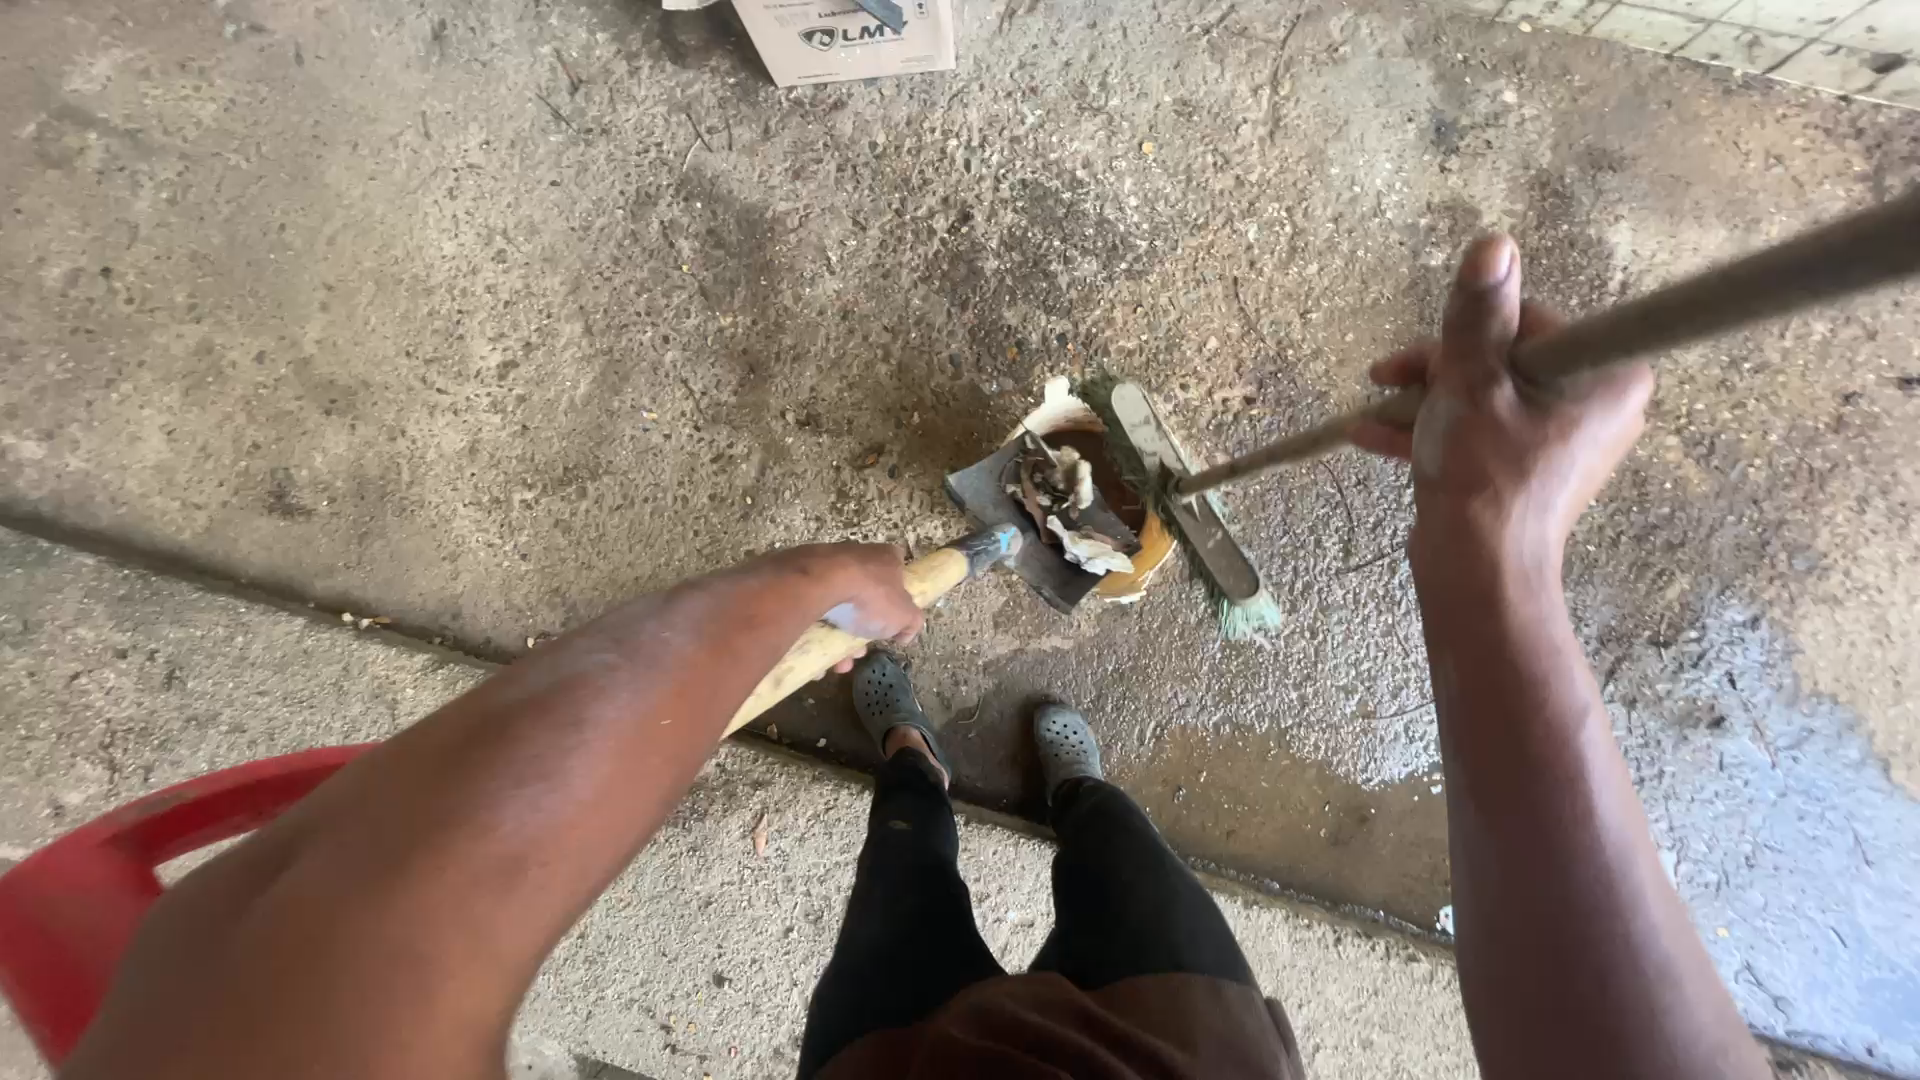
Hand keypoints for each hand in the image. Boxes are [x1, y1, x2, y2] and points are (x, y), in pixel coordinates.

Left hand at [760, 542, 923, 675]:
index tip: (891, 618)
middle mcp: (856, 554)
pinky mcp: (799, 577)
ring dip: (838, 636)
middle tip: (859, 650)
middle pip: (864, 594)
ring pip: (836, 605)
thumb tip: (906, 632)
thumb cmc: (869, 596)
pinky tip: (815, 657)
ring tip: (837, 663)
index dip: (896, 594)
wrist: (817, 583)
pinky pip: (811, 609)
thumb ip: (912, 623)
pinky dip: (815, 633)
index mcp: (885, 557)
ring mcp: (825, 564)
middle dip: (862, 628)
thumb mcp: (904, 615)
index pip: (897, 569)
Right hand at [1349, 234, 1653, 573]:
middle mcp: (1595, 404)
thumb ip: (1477, 319)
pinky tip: (1372, 435)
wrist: (1475, 568)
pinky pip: (1479, 432)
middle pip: (1502, 361)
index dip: (1470, 333)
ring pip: (1483, 398)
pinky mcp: (1525, 469)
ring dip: (1423, 401)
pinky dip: (1432, 431)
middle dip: (1436, 371)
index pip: (1532, 324)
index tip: (1424, 355)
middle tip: (1384, 381)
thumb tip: (1493, 243)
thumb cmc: (1482, 475)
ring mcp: (1559, 441)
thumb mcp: (1471, 387)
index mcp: (1605, 376)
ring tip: (1370, 411)